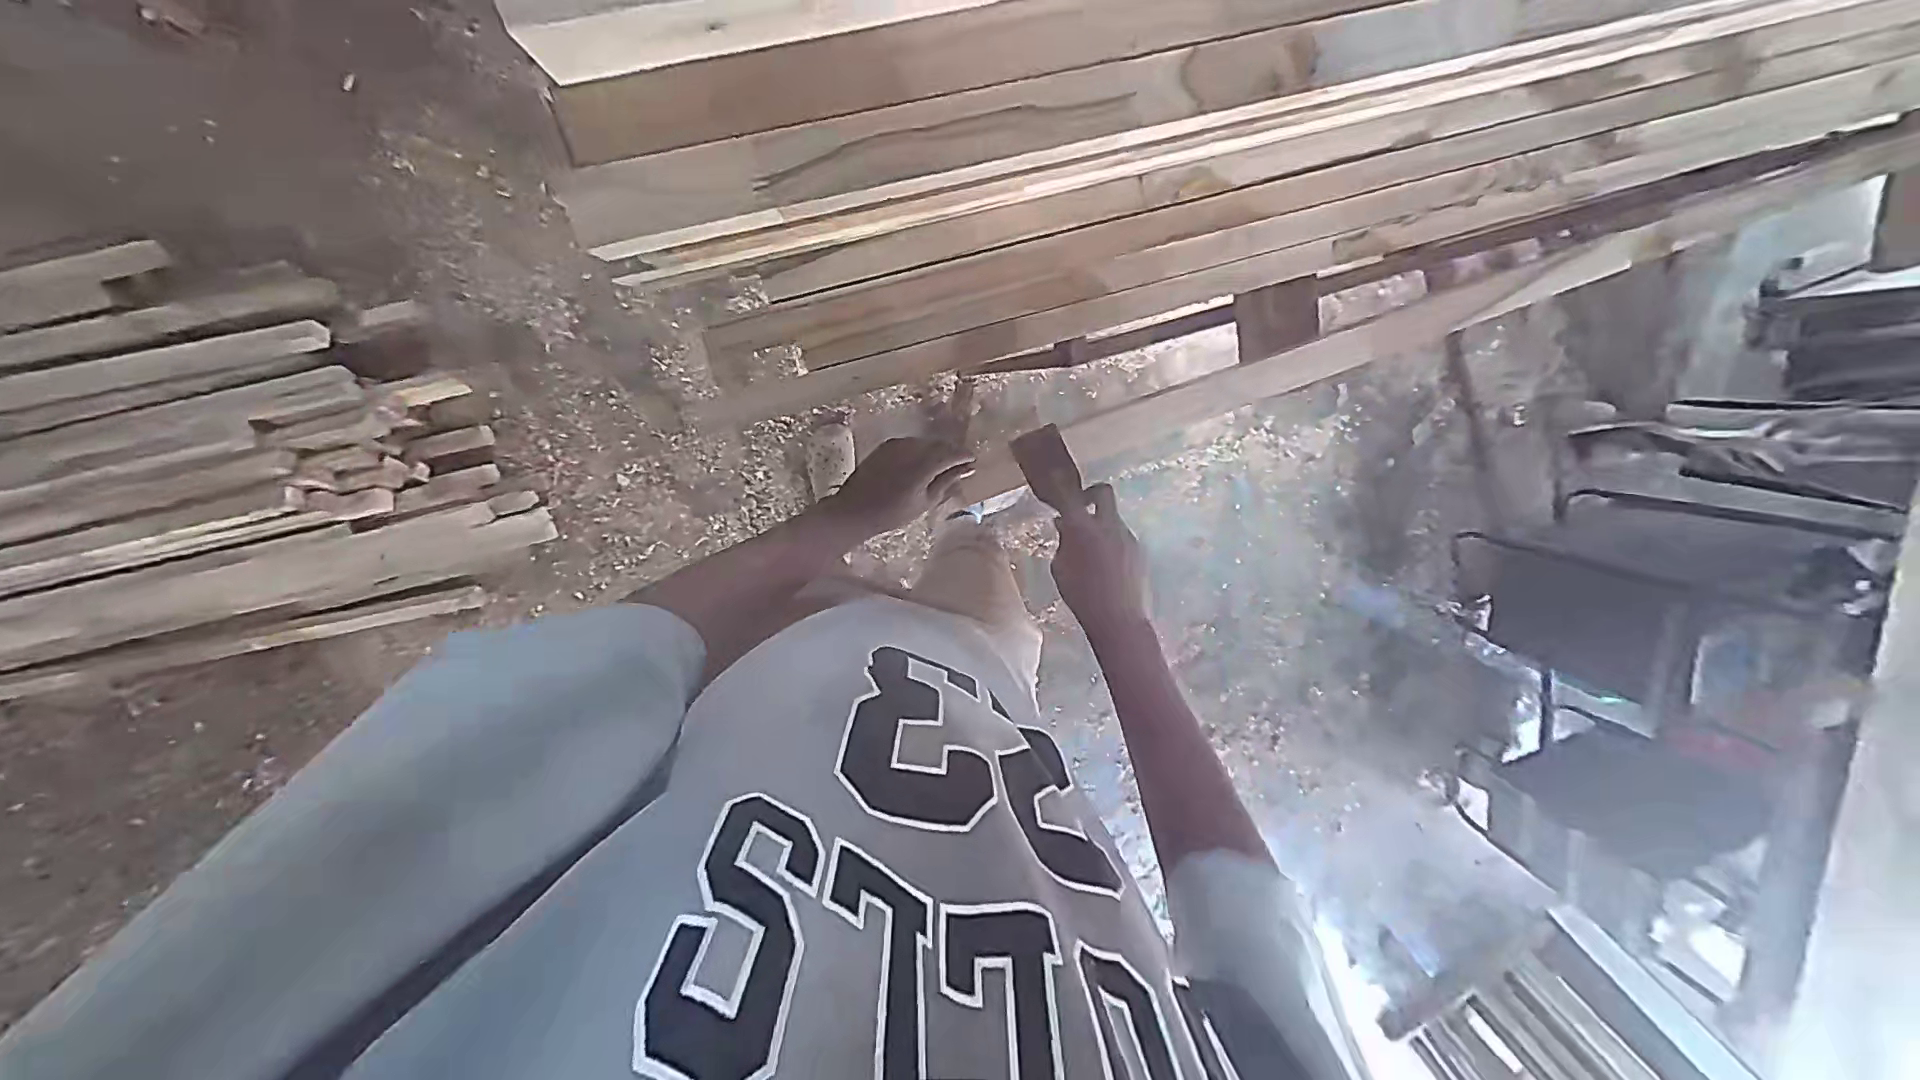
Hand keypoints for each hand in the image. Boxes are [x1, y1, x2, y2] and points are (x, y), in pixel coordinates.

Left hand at [821, 437, 974, 537]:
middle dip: (950, 453)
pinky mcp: (886, 446)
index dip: (964, 456)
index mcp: (923, 464)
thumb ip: (947, 482)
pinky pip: (911, 444)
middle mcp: (911, 448)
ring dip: (935, 451)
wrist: (854, 510)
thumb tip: (967, 469)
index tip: (973, 461)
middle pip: (938, 444)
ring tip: (942, 466)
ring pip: (924, 443)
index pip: (951, 453)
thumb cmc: (892, 513)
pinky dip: (920, 451)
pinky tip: (922, 463)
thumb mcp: (925, 502)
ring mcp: (896, 445)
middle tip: (960, 464)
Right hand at [1051, 483, 1150, 630]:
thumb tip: (1064, 525)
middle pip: (1103, 492)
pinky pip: (1121, 537)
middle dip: (1091, 493)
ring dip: (1100, 524)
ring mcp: (1127, 536)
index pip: (1070, 496)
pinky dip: (1111, 541)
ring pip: (1112, 518)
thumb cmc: (1081, 596)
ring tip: (1090, 548)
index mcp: (1083, 528)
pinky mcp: (1138, 550)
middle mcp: (1108, 525)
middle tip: (1081, 506)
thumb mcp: (1060, 569)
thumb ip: (1063, 543)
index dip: (1062, 487)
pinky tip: (1105, 564)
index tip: (1056, 485)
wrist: (1119, 619)